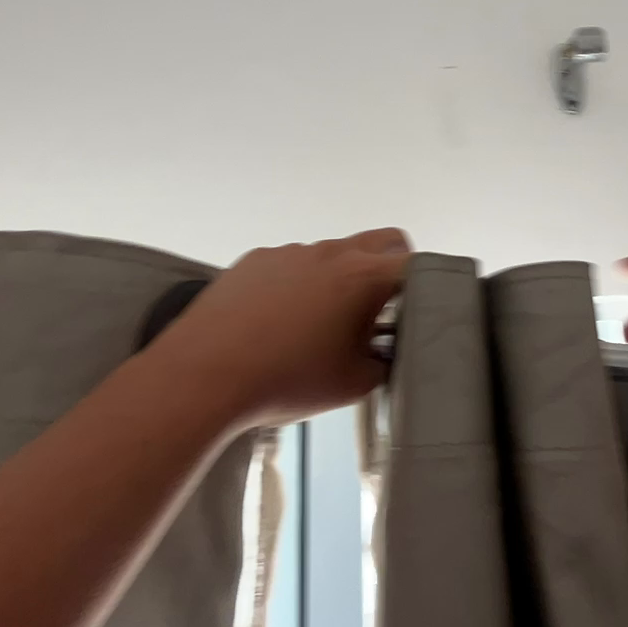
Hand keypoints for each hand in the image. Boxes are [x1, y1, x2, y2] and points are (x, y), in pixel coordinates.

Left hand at [154, 228, 410, 426]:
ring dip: (339, 279)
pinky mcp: (254, 259)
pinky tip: (275, 324)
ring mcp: (290, 251)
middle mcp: (331, 253)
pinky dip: (298, 285)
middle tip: (380, 310)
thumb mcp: (354, 384)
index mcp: (363, 277)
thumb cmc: (286, 380)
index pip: (416, 264)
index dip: (426, 287)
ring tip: (316, 328)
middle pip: (382, 242)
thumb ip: (385, 362)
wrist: (201, 378)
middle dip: (391, 269)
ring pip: (333, 254)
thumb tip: (385, 353)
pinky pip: (291, 264)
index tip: (417, 313)